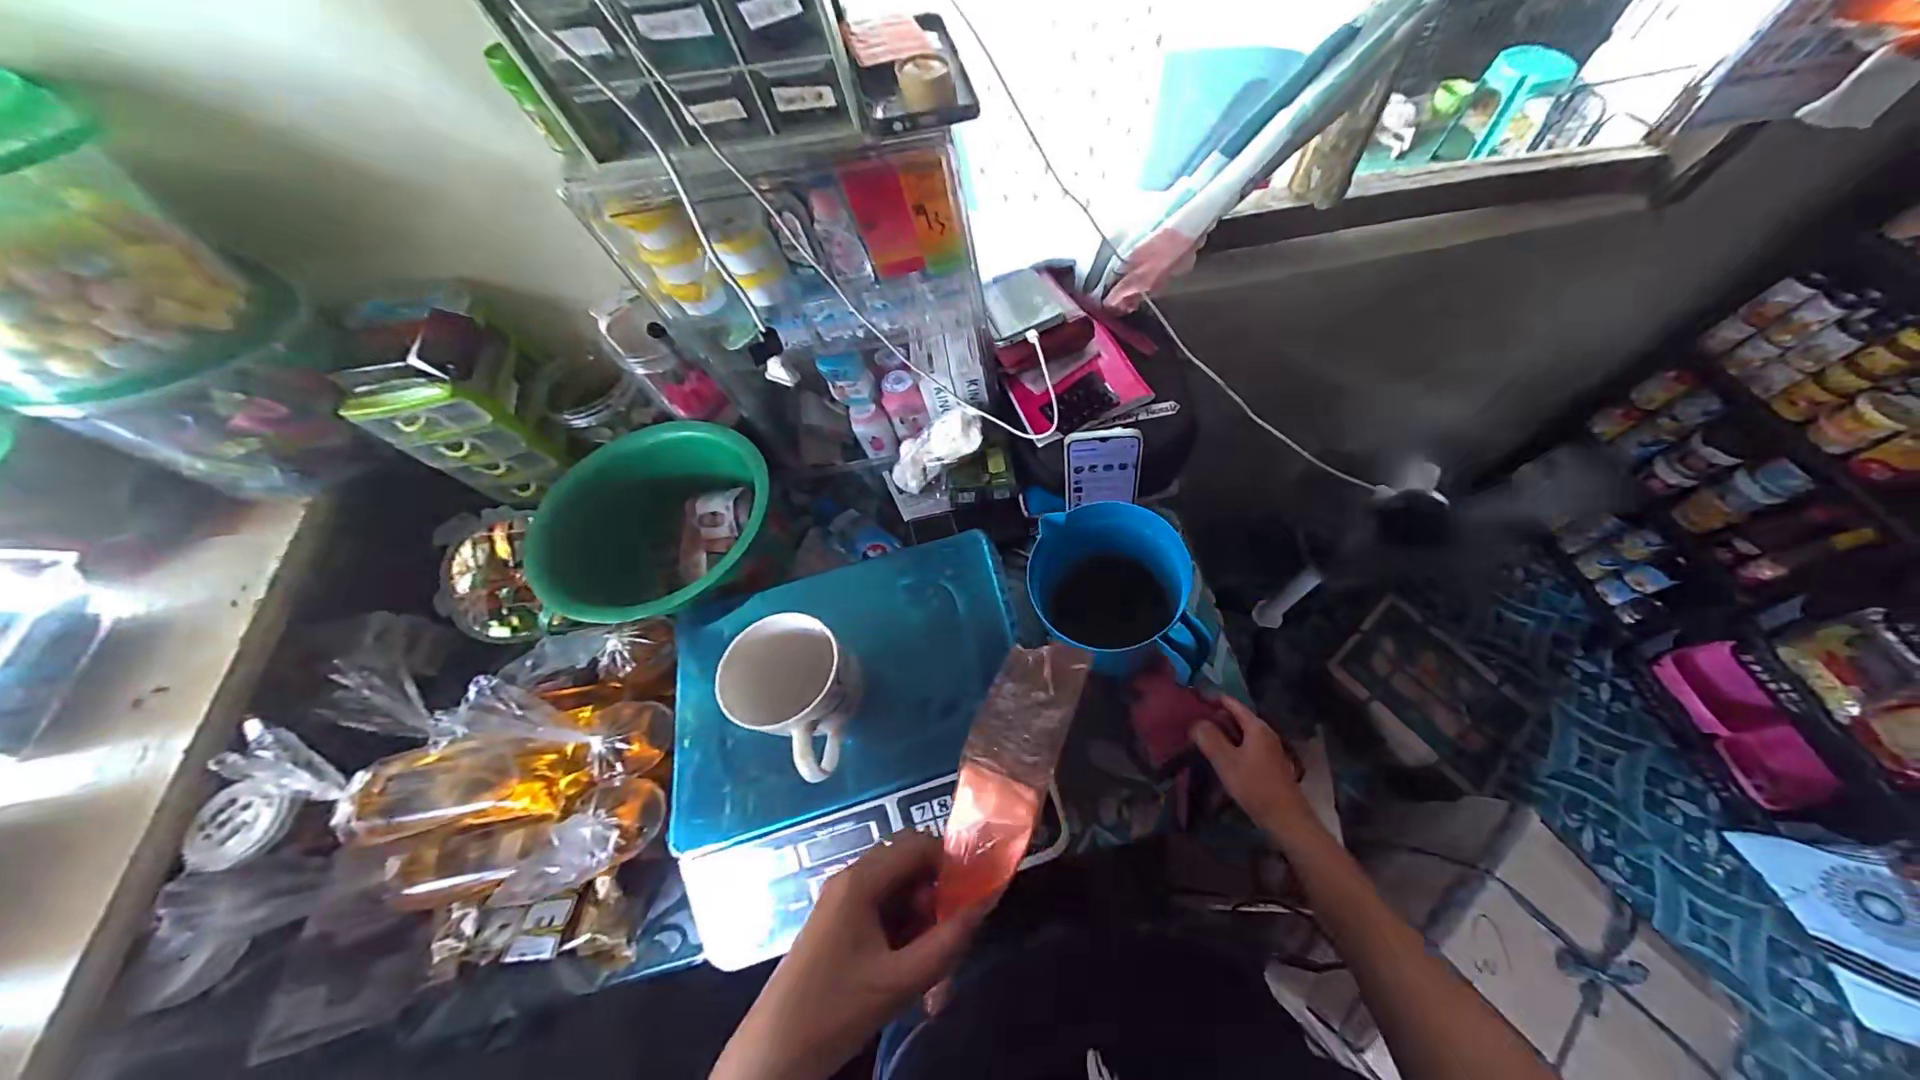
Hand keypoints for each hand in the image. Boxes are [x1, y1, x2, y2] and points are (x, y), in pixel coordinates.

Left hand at [712, 831, 992, 1079]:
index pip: (917, 844)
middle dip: (938, 891)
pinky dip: (905, 927)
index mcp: (860, 880)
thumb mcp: (901, 980)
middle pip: (907, 864)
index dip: (951, 861)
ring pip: (897, 889)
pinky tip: (913, 965)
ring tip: (937, 957)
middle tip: (955, 928)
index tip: (974, 892)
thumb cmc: (836, 1009)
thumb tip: (987, 902)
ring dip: (923, 914)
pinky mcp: (839, 923)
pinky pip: (882, 908)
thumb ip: (949, 940)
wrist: (774, 1054)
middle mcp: (850, 879)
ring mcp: (842, 901)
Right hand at [1192, 696, 1316, 840]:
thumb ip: (1210, 738)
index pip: (1232, 704)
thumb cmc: (1255, 786)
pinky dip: (1231, 745)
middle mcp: (1265, 733)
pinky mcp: (1269, 764)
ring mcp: (1269, 749)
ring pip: (1241, 733)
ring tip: (1201, 738)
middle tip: (1192, 721)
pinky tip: (1220, 756)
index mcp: (1256, 727)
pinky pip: (1246, 746)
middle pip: (1237, 717)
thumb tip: (1196, 722)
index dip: (1213, 699)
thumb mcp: (1226, 762)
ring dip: (1222, 733)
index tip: (1193, 700)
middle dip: (1215, 717)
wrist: (1287, 819)